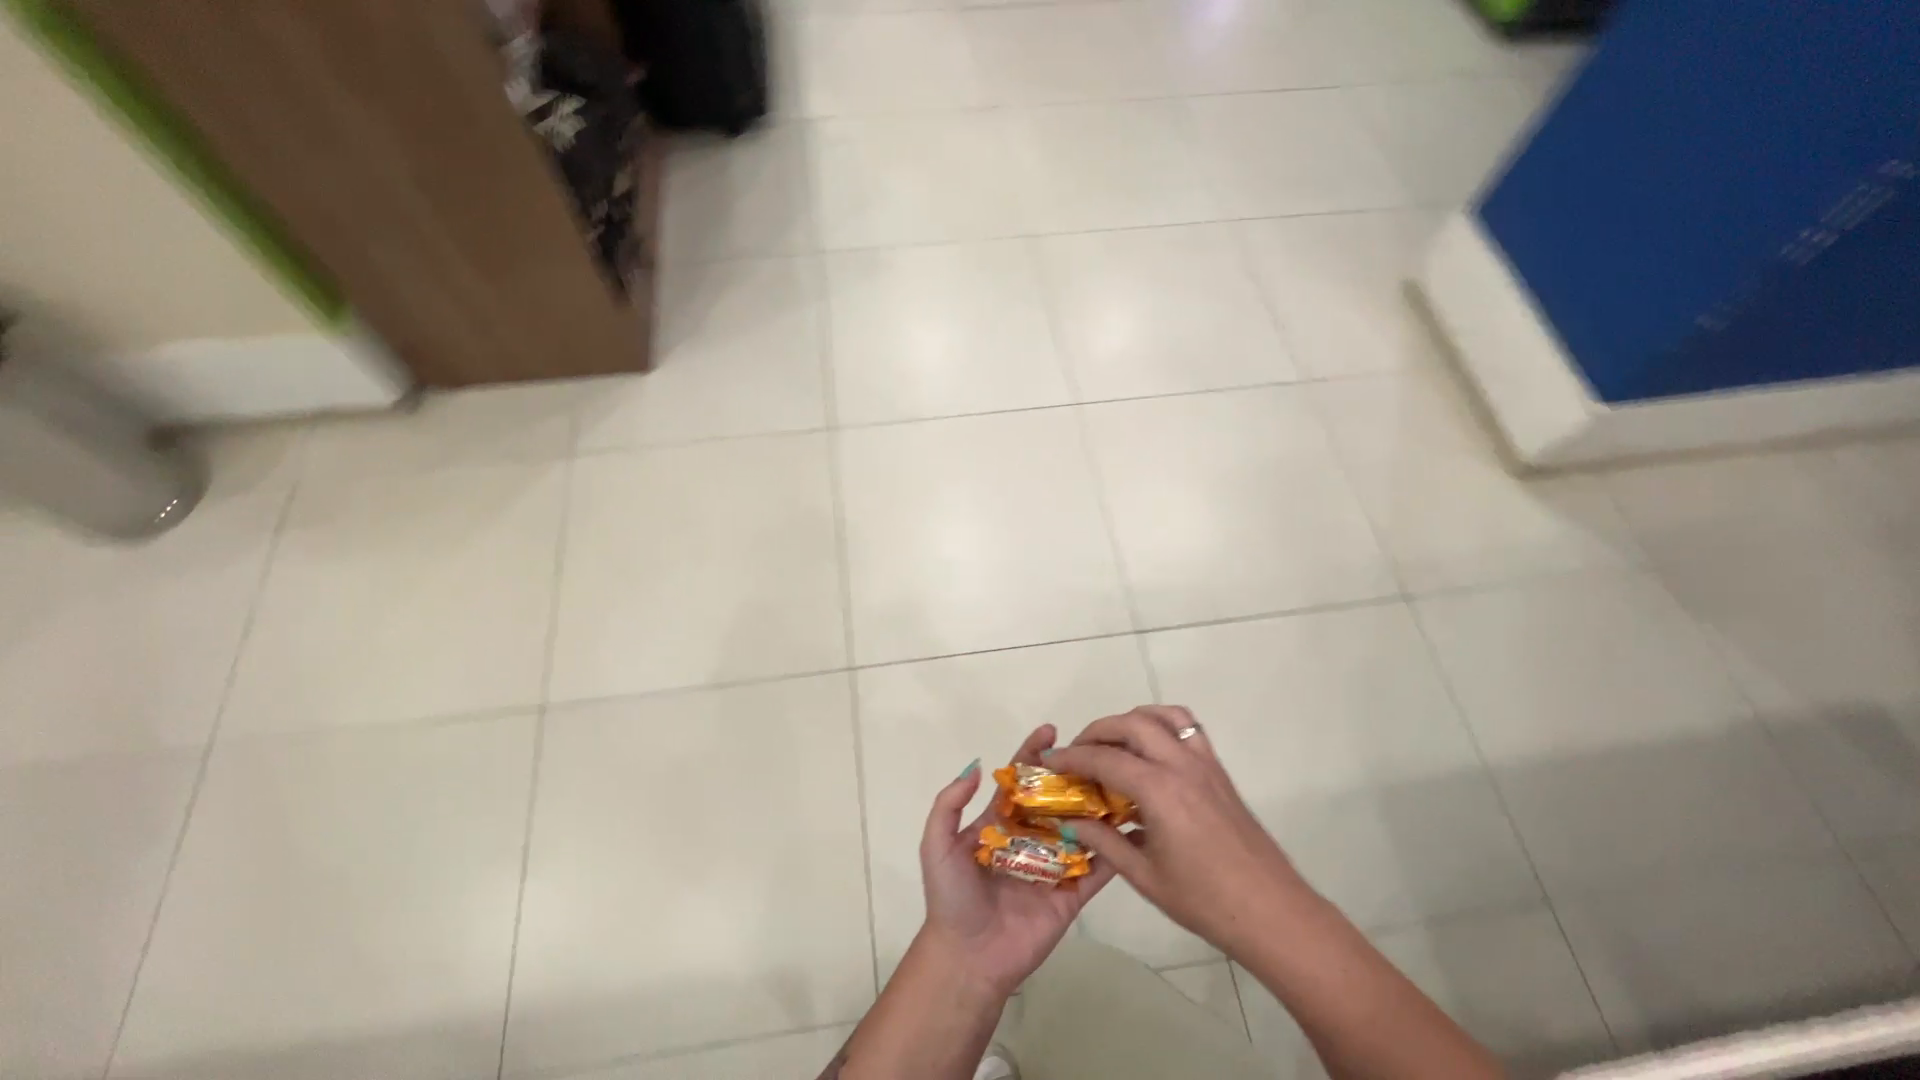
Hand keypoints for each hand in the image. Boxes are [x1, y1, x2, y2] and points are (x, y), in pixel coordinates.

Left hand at [916, 724, 1117, 996]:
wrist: (967, 957)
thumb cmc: (950, 898)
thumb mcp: (936, 845)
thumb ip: (950, 805)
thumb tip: (977, 766)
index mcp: (999, 825)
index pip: (1019, 782)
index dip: (1032, 755)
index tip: (1050, 730)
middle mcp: (1029, 839)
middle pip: (1055, 800)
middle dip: (1073, 776)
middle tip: (1098, 752)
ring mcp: (1053, 866)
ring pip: (1080, 830)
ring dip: (1098, 807)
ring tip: (1121, 781)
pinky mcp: (1072, 894)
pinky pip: (1097, 870)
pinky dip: (1115, 852)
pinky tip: (1133, 828)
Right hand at [1043, 706, 1311, 954]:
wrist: (1270, 910)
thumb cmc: (1204, 901)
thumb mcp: (1144, 876)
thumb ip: (1104, 842)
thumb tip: (1070, 822)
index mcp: (1159, 790)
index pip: (1104, 759)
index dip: (1071, 758)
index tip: (1049, 762)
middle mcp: (1181, 765)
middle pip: (1131, 724)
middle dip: (1097, 732)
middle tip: (1077, 754)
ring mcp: (1205, 764)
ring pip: (1163, 716)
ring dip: (1132, 721)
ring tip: (1113, 745)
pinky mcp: (1219, 772)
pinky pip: (1188, 729)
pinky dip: (1162, 726)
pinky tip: (1150, 755)